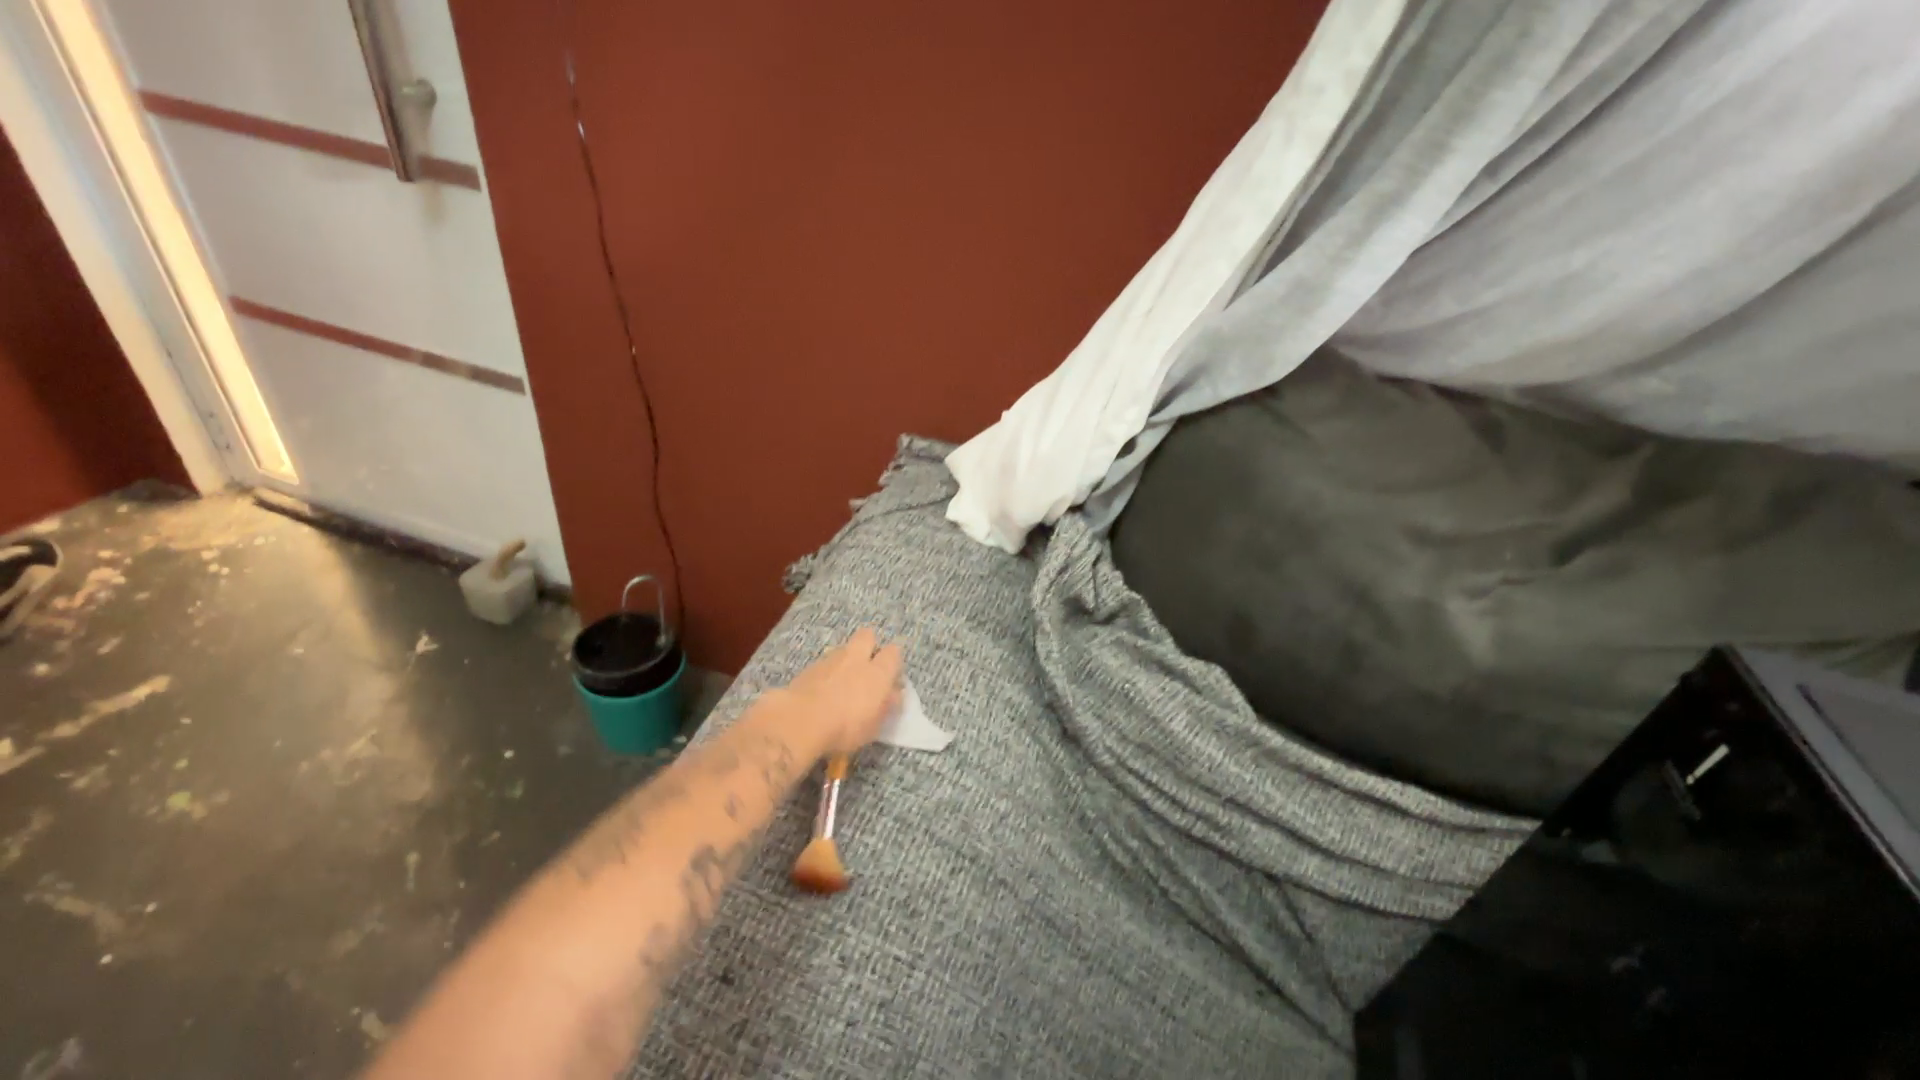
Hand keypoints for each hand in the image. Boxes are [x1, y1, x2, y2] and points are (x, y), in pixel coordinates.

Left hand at [773, 627, 903, 757]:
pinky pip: (824, 663)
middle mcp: (856, 658)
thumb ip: (886, 705)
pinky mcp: (808, 667)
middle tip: (867, 669)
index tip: (890, 677)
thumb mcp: (874, 725)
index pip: (893, 652)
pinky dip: (826, 673)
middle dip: (869, 646)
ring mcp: (830, 660)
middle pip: (867, 636)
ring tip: (842, 683)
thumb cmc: (845, 727)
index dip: (893, 662)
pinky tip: (822, 691)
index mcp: (878, 672)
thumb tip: (893, 694)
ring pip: (843, 649)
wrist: (799, 721)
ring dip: (846, 660)